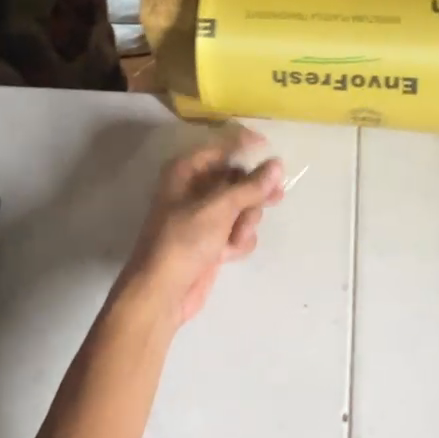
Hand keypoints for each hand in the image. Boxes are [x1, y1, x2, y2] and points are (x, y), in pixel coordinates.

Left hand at [119, 128, 284, 324]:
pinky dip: (238, 241)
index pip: (221, 146)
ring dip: (245, 222)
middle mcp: (194, 189)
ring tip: (236, 237)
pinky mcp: (211, 241)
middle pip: (237, 179)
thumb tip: (277, 165)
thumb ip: (250, 187)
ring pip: (242, 206)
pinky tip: (229, 254)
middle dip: (253, 194)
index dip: (245, 144)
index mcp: (186, 171)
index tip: (269, 147)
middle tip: (276, 198)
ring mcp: (203, 217)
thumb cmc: (184, 241)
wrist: (161, 293)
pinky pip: (237, 230)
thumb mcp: (219, 209)